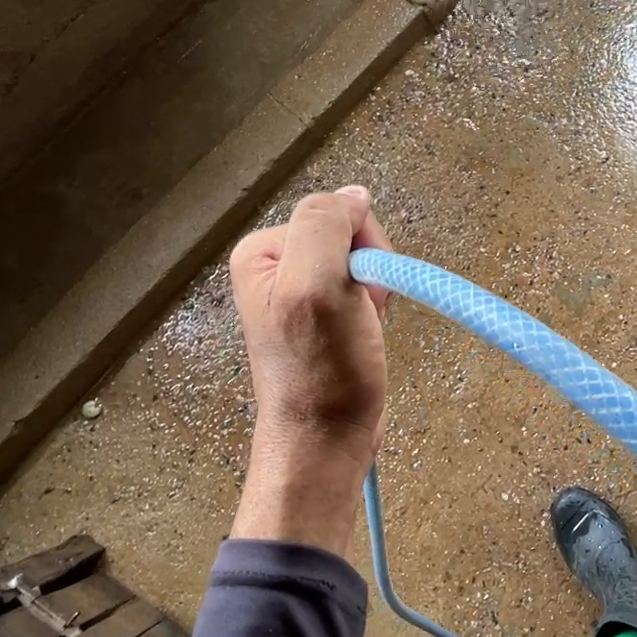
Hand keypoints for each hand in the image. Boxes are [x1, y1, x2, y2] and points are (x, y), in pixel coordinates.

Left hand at [226, 186, 391, 556]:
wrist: (325, 442)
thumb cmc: (321, 371)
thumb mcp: (317, 286)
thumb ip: (326, 226)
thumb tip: (354, 193)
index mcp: (261, 251)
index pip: (334, 211)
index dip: (361, 243)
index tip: (358, 288)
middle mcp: (276, 266)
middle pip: (348, 232)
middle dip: (369, 266)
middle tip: (363, 309)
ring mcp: (300, 291)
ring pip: (361, 259)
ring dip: (375, 288)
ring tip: (363, 325)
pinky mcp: (323, 314)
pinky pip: (362, 285)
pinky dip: (375, 305)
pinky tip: (365, 332)